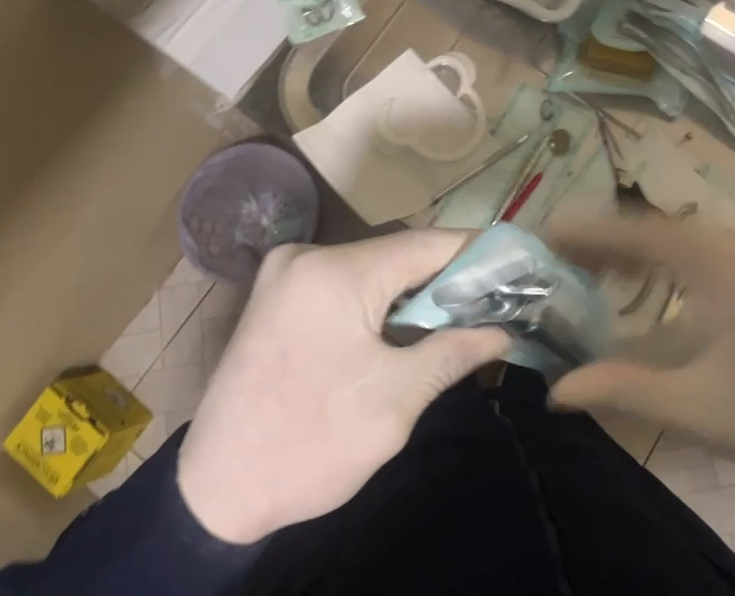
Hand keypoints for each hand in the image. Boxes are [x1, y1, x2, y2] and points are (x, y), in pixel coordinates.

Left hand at [176, 231, 509, 542]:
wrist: (215, 490)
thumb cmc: (310, 444)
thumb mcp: (394, 402)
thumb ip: (451, 352)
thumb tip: (500, 332)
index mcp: (334, 273)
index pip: (424, 244)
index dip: (475, 252)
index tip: (519, 264)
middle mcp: (305, 257)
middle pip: (395, 253)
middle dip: (446, 276)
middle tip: (497, 299)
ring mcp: (284, 275)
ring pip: (369, 269)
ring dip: (412, 291)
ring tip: (463, 313)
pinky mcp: (275, 297)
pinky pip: (341, 285)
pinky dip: (378, 301)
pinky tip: (408, 324)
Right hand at [550, 221, 734, 496]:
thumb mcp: (695, 407)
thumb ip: (620, 387)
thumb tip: (555, 390)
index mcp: (722, 263)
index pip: (638, 233)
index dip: (587, 233)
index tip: (543, 233)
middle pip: (659, 230)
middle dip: (608, 242)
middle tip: (558, 257)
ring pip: (684, 237)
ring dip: (639, 251)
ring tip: (592, 268)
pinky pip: (709, 248)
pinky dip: (671, 260)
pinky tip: (650, 281)